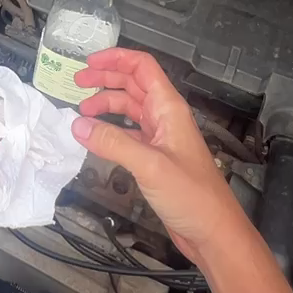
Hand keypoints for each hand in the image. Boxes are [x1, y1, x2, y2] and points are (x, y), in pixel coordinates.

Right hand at [72, 48, 251, 264]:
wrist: (214, 234)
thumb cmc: (192, 196)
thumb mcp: (149, 164)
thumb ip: (112, 142)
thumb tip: (78, 125)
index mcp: (169, 107)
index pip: (142, 67)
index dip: (116, 58)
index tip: (90, 61)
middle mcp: (165, 116)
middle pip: (133, 83)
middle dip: (106, 78)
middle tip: (78, 82)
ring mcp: (161, 137)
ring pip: (130, 108)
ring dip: (106, 104)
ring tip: (82, 111)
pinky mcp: (156, 157)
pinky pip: (129, 132)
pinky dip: (111, 130)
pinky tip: (96, 137)